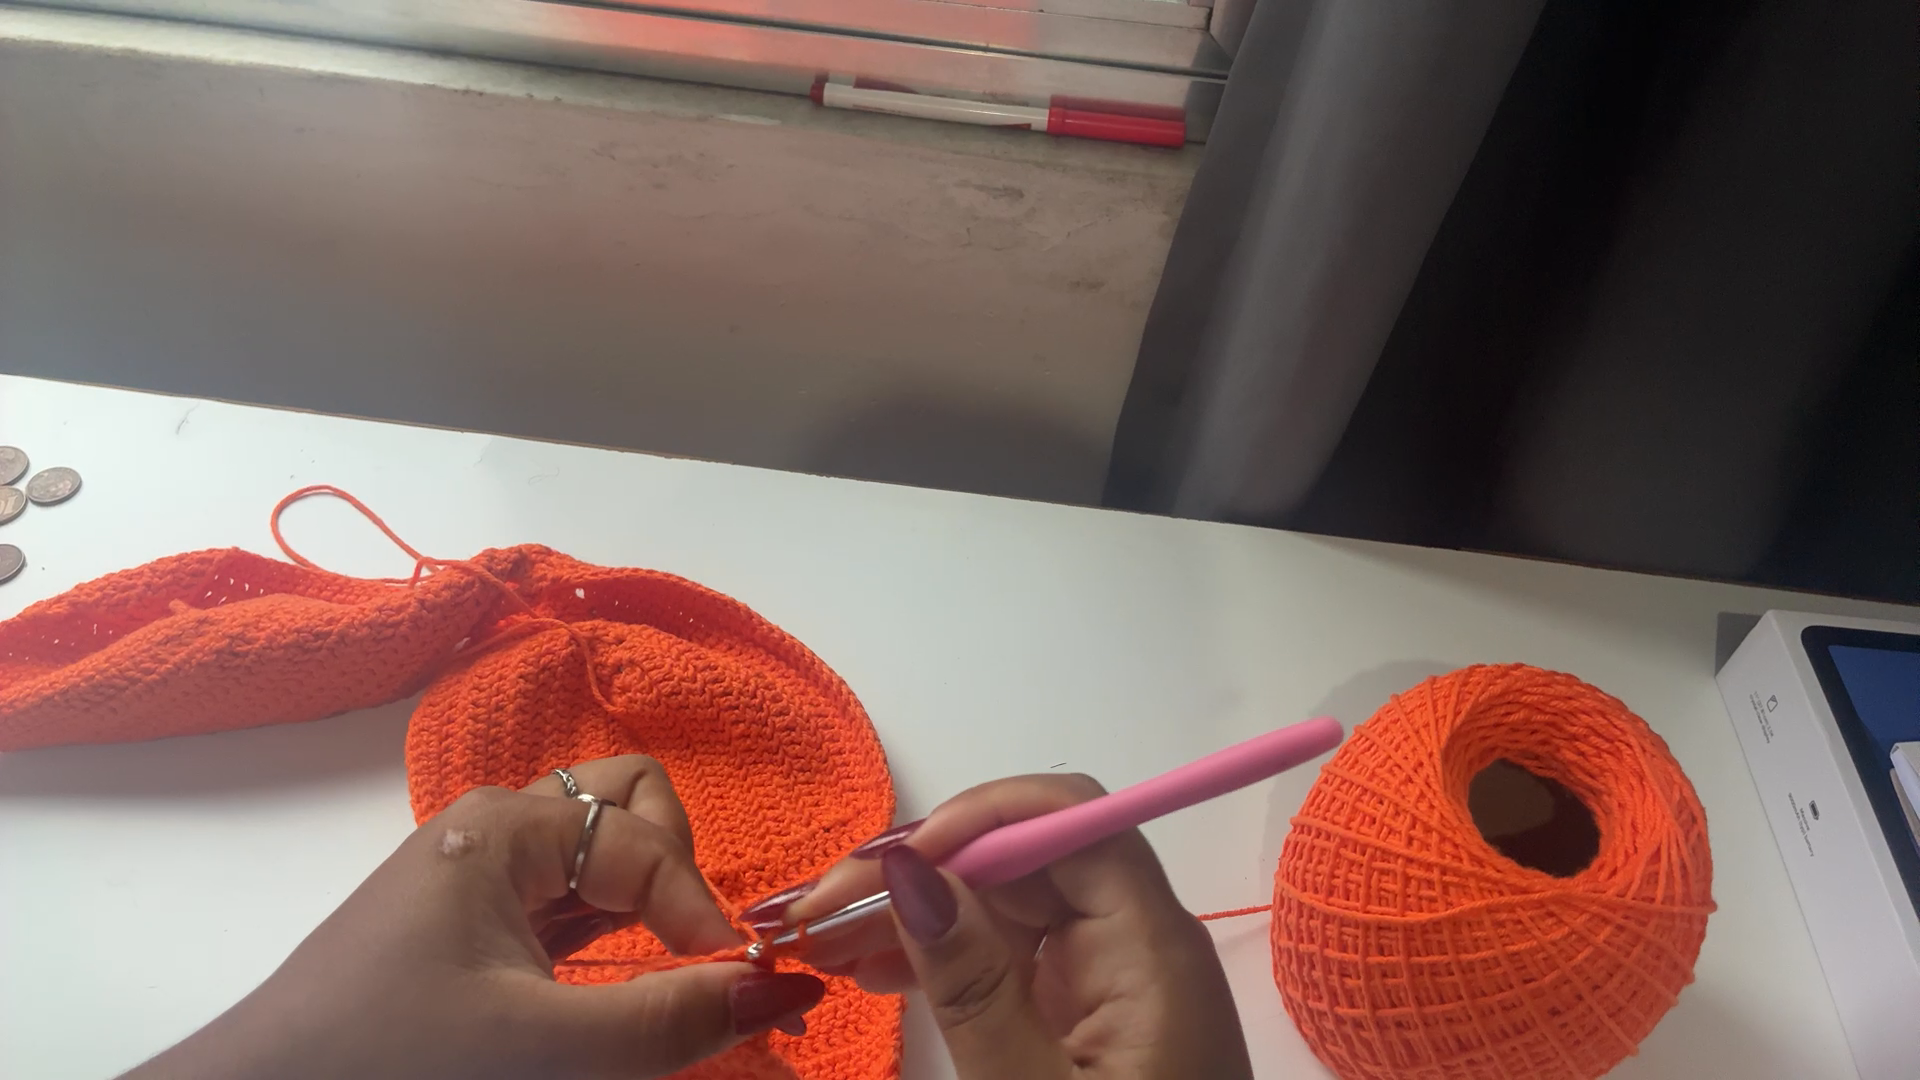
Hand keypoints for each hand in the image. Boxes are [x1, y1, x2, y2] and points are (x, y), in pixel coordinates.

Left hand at [123, 755, 827, 1079]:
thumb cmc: (383, 1072)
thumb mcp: (535, 1053)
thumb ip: (665, 1022)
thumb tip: (784, 987)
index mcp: (512, 823)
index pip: (647, 841)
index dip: (697, 908)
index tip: (726, 981)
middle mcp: (504, 821)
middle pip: (633, 797)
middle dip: (673, 861)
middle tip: (674, 937)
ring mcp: (489, 862)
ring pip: (608, 835)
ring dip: (647, 887)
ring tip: (650, 953)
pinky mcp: (480, 908)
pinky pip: (576, 883)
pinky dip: (613, 916)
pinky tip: (605, 968)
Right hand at [751, 775, 1254, 1078]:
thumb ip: (972, 984)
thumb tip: (909, 869)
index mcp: (1148, 945)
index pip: (1070, 818)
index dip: (981, 815)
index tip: (895, 858)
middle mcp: (1133, 931)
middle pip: (1024, 852)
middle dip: (924, 867)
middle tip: (823, 906)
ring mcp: (1105, 961)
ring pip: (1004, 895)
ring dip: (916, 909)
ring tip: (826, 940)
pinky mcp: (1082, 992)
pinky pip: (1007, 943)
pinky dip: (943, 951)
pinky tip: (876, 970)